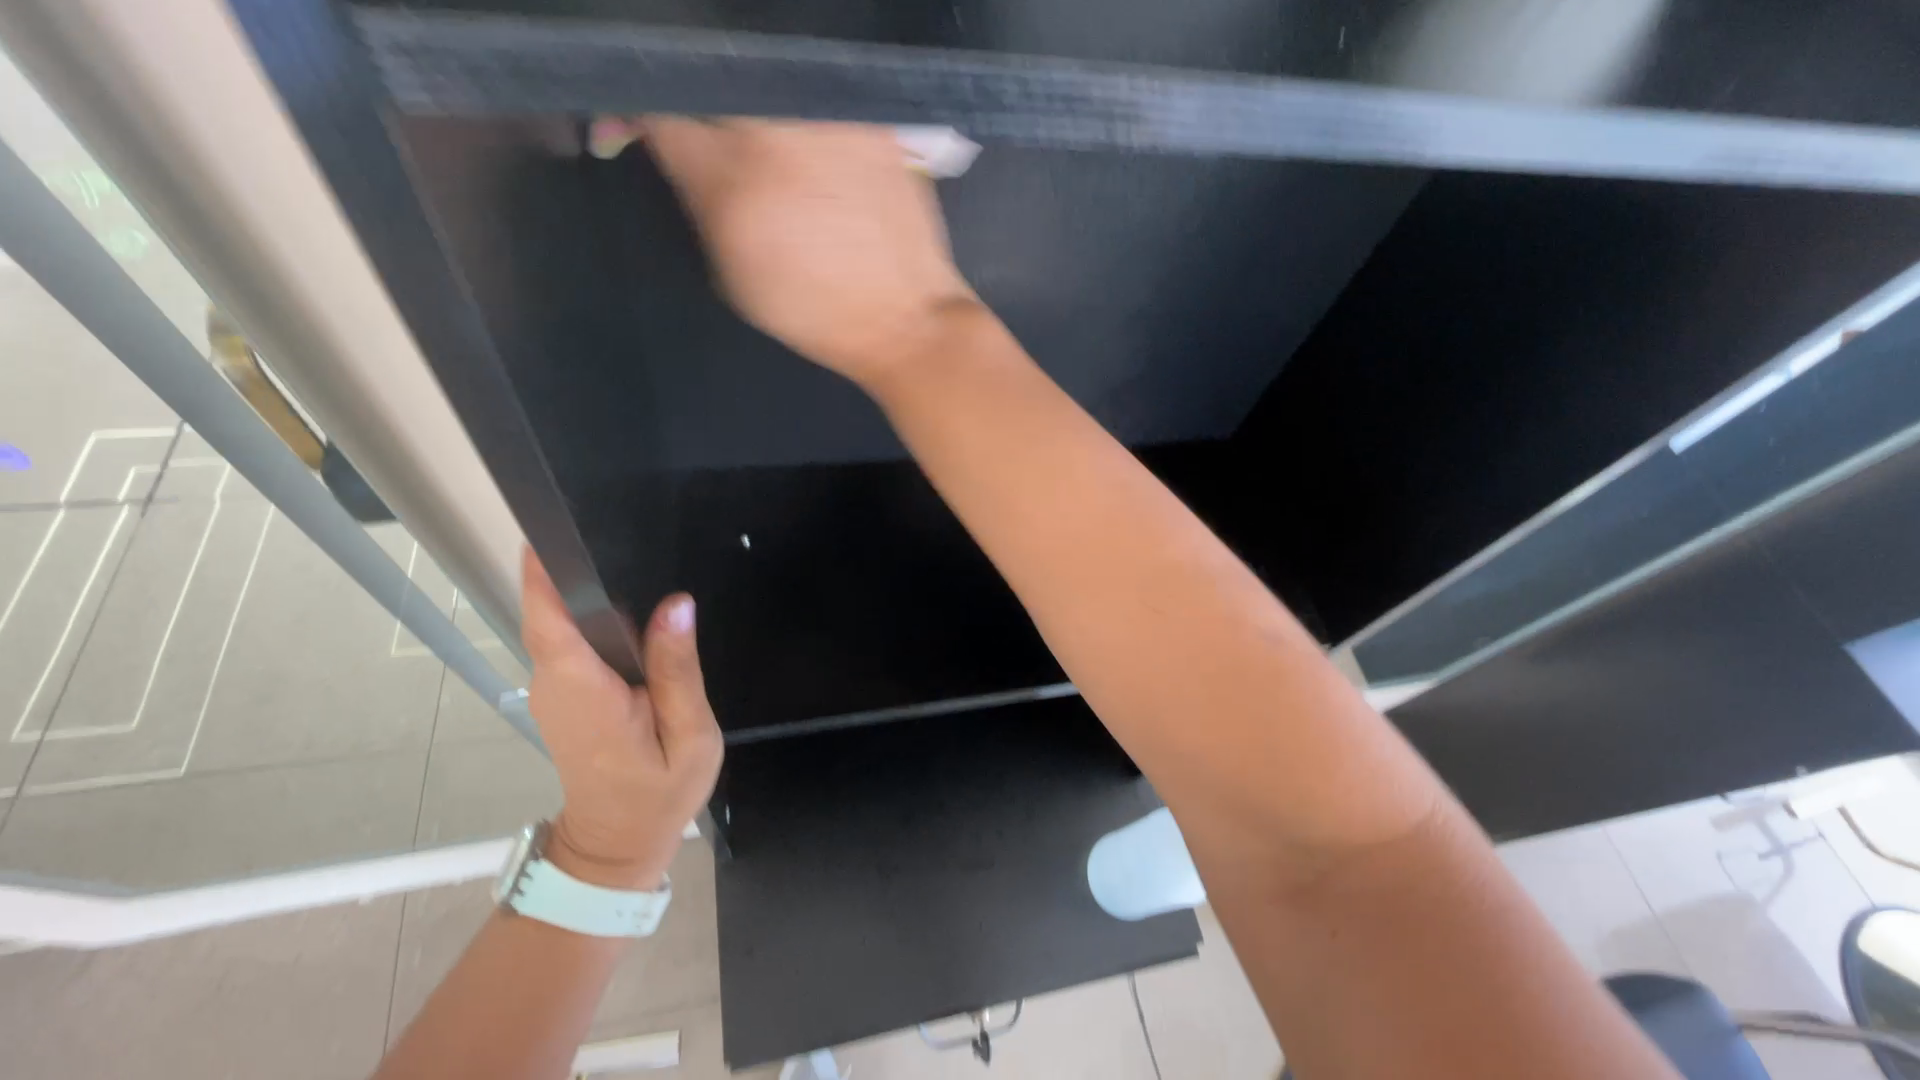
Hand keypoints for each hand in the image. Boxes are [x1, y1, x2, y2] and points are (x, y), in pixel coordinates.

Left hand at [519, 548, 722, 888]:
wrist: (615, 844)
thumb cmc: (656, 794)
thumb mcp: (690, 736)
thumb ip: (678, 670)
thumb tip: (677, 605)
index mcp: (584, 689)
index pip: (549, 618)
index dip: (542, 572)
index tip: (551, 528)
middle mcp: (554, 682)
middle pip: (552, 613)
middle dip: (574, 571)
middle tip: (623, 532)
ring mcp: (552, 689)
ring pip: (561, 625)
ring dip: (588, 596)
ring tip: (635, 564)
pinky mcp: (561, 694)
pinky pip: (571, 643)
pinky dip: (592, 621)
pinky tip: (633, 614)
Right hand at [634, 116, 979, 388]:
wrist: (903, 315)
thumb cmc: (811, 309)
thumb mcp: (731, 268)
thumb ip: (698, 199)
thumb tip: (672, 150)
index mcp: (728, 177)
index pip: (661, 109)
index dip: (636, 114)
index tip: (634, 129)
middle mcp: (775, 130)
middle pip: (710, 87)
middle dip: (698, 111)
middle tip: (706, 144)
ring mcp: (826, 118)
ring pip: (762, 87)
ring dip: (749, 114)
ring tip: (765, 156)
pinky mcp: (870, 119)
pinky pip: (814, 100)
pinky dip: (800, 120)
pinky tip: (811, 158)